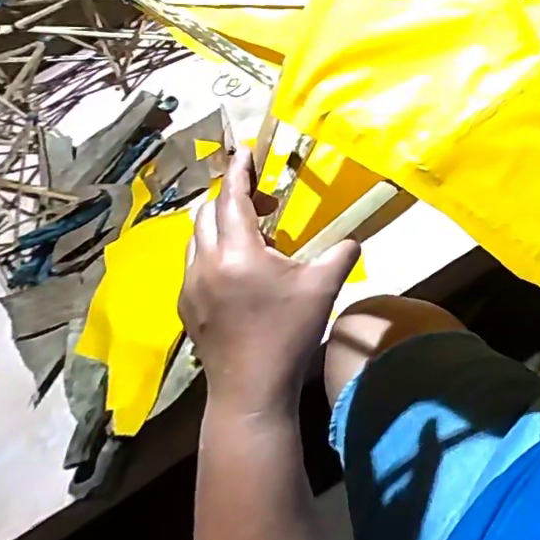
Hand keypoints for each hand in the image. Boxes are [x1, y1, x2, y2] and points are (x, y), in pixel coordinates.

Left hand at [180, 147, 361, 416]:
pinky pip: (195, 261)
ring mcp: (190, 287)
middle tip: (267, 199)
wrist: (251, 388)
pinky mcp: (187, 306)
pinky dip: (215, 247)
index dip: (240, 172)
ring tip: (257, 230)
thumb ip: (342, 252)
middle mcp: (204, 265)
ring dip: (223, 223)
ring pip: (197, 237)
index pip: (233, 200)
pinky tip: (242, 265)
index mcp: (237, 254)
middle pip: (208, 213)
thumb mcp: (324, 286)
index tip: (245, 151)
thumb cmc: (289, 332)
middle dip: (235, 196)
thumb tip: (352, 238)